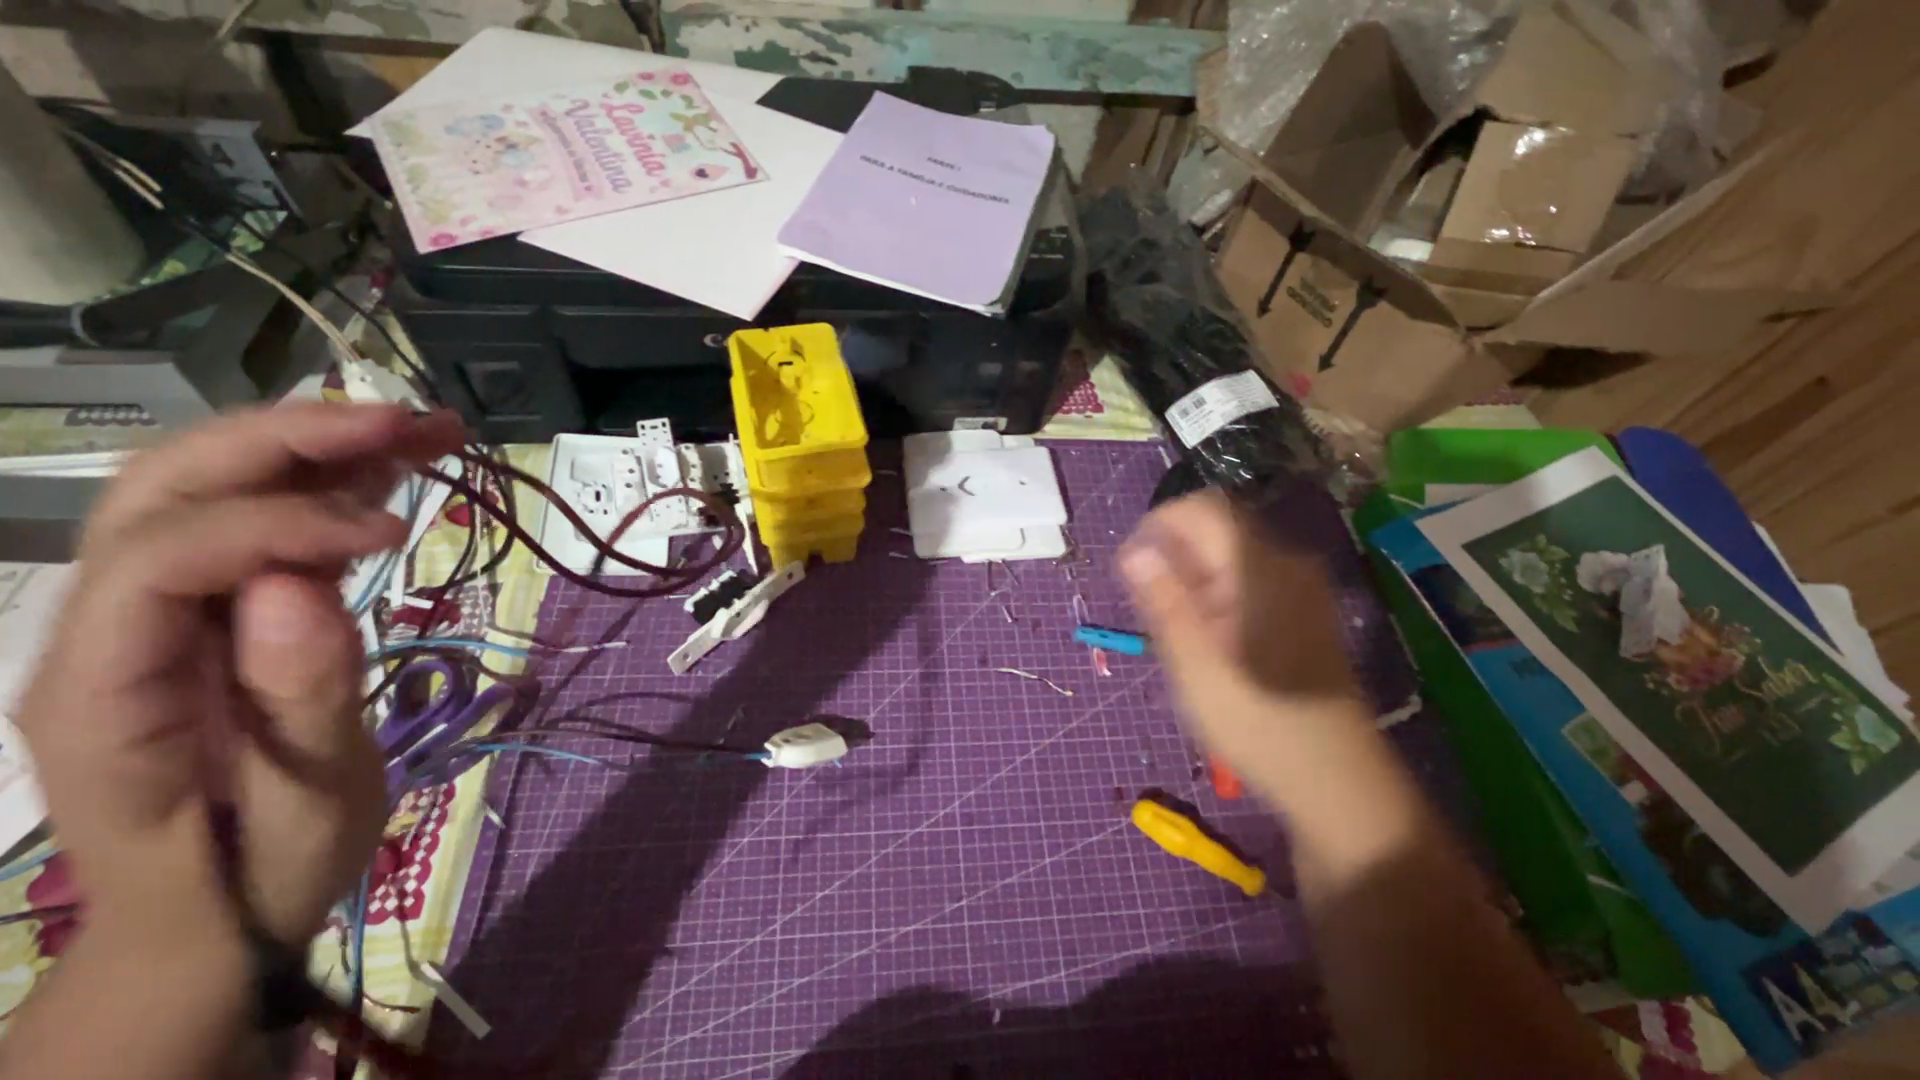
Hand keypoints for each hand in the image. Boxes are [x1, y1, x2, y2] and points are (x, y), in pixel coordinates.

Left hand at [15, 404, 464, 952]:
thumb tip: (303, 583)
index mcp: (101, 687)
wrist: (210, 918)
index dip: (276, 523)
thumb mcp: (303, 808)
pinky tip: (399, 466)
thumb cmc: (256, 876)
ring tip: (424, 427)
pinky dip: (329, 482)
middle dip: (286, 440)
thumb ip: (299, 700)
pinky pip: (257, 521)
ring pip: (209, 485)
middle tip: (404, 423)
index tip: (390, 534)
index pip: (163, 555)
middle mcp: (106, 627)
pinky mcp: (211, 609)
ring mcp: (155, 612)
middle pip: (165, 489)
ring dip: (315, 443)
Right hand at [1118, 490, 1368, 776]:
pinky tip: (1211, 643)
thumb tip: (1135, 550)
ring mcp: (1303, 589)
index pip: (1203, 509)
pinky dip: (1220, 596)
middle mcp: (1287, 565)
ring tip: (1177, 635)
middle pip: (1218, 530)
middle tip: (1151, 614)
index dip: (1158, 525)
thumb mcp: (1196, 668)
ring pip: (1232, 557)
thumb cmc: (1259, 726)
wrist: (1338, 780)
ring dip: (1195, 580)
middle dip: (1174, 558)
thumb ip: (1164, 602)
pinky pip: (1252, 581)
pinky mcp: (1307, 613)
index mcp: (1260, 569)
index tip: (1130, 571)